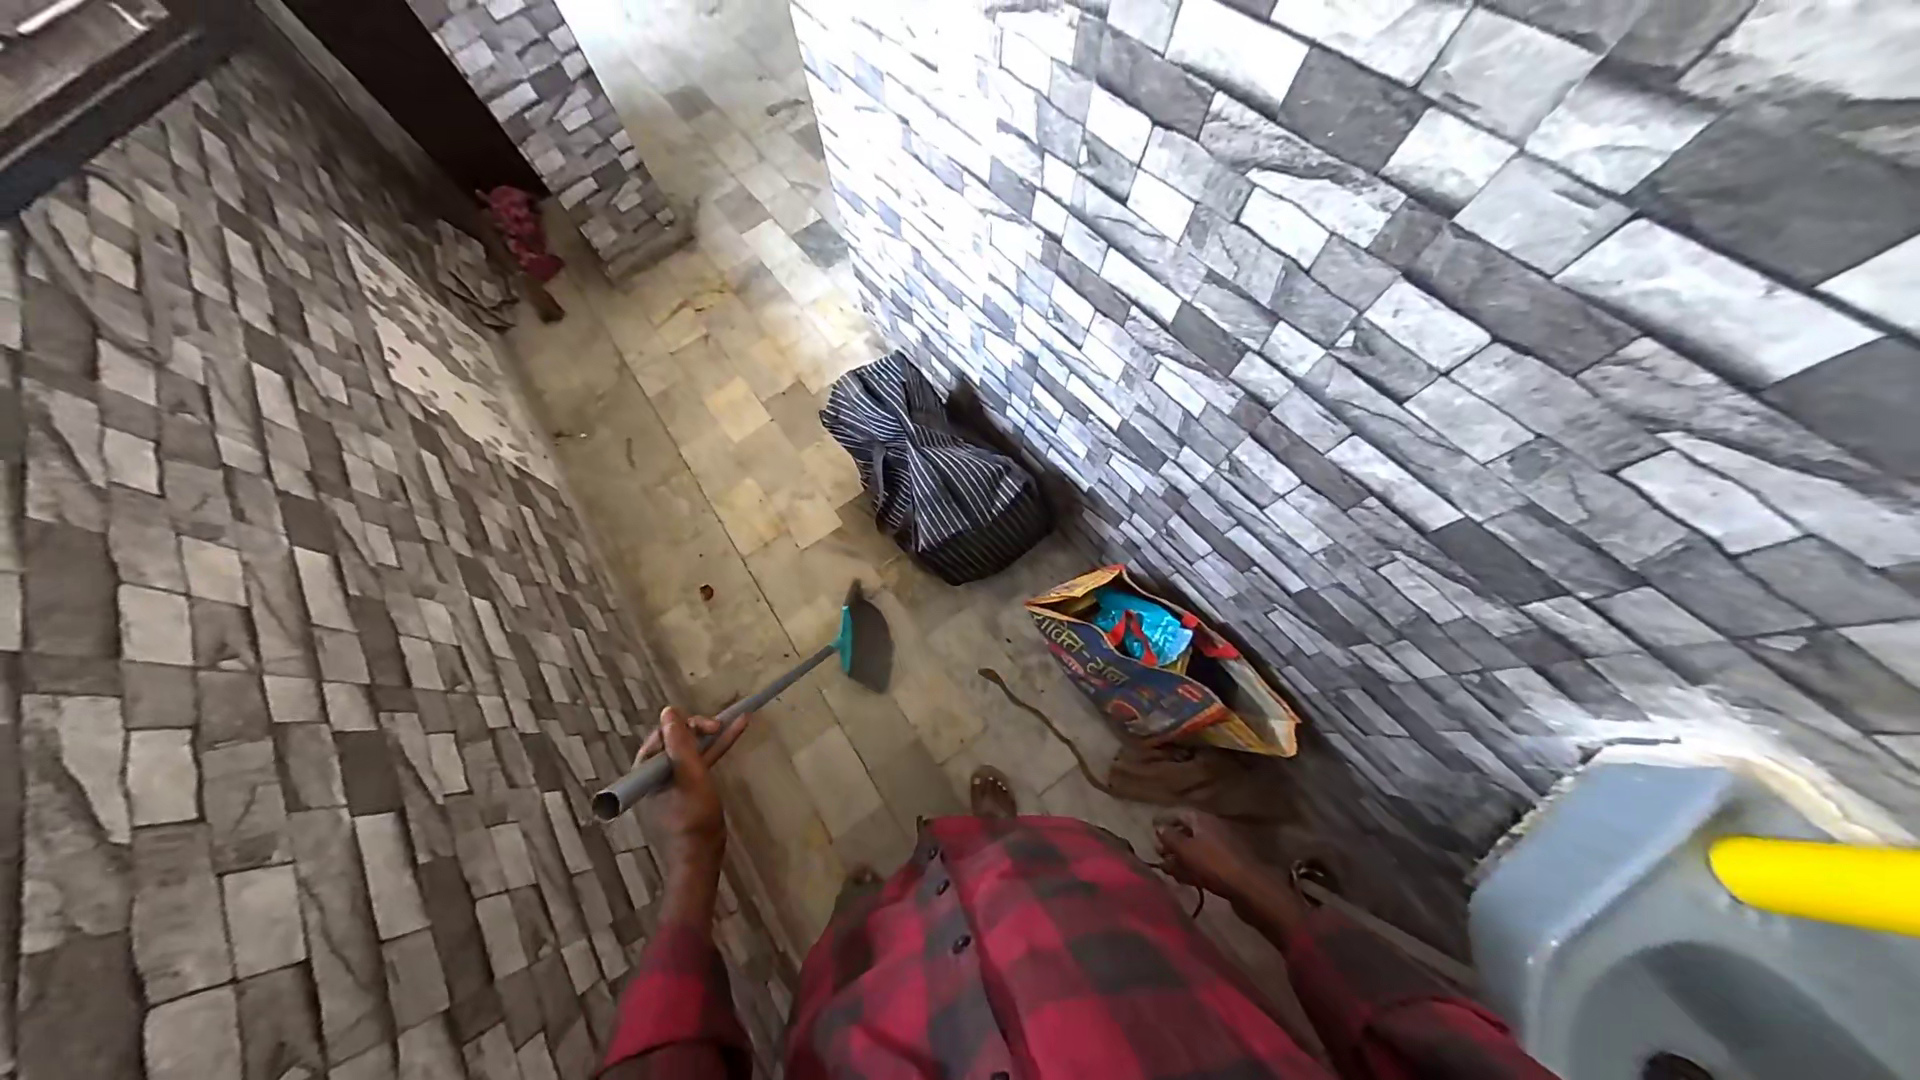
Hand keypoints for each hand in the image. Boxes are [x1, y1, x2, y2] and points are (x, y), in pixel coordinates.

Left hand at [636, 707, 733, 882]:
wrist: (701, 855)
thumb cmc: (693, 816)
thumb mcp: (690, 776)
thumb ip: (680, 743)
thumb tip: (669, 711)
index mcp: (647, 771)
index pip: (663, 735)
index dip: (686, 725)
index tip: (710, 727)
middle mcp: (656, 773)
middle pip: (678, 738)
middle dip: (700, 728)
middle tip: (720, 726)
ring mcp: (674, 780)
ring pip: (693, 748)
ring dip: (713, 734)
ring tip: (736, 719)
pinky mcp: (690, 786)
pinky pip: (702, 760)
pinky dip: (717, 747)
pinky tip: (736, 732)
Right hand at [1155, 809, 1308, 937]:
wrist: (1251, 890)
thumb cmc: (1214, 864)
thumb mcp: (1185, 850)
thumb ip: (1169, 837)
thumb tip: (1158, 827)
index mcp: (1203, 819)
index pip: (1178, 814)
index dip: (1163, 821)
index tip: (1151, 831)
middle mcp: (1213, 829)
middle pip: (1187, 832)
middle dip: (1171, 843)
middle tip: (1159, 855)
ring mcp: (1223, 848)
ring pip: (1196, 850)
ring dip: (1181, 859)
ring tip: (1168, 870)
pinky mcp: (1229, 866)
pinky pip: (1206, 863)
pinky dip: (1194, 869)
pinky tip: (1185, 880)